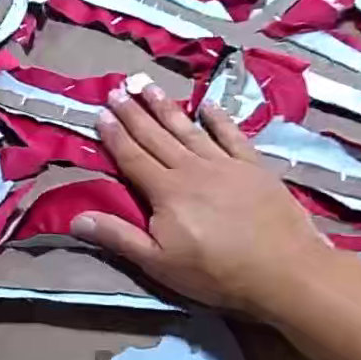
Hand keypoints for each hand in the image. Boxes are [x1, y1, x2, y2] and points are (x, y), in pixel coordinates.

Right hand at [71, 82, 337, 319]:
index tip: (101, 113)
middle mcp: (192, 169)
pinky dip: (218, 119)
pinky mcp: (254, 168)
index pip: (133, 157)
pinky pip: (232, 136)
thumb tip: (75, 219)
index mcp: (166, 191)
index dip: (115, 135)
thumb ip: (118, 237)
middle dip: (134, 113)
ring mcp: (226, 165)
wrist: (285, 271)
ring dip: (167, 107)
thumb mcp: (158, 262)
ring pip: (189, 129)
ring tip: (149, 86)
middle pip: (156, 136)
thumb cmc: (215, 272)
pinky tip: (207, 106)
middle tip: (118, 89)